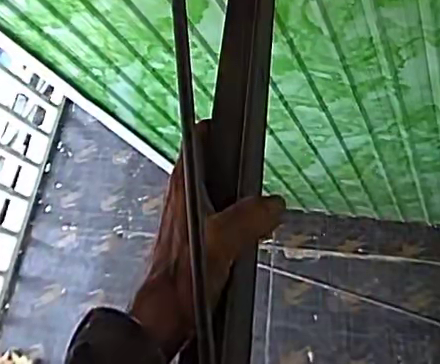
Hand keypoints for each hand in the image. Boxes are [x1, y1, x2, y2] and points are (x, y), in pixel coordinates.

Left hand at [127, 127, 285, 357]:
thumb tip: (274, 203)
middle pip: (210, 161)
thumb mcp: (223, 238)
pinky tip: (242, 235)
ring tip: (253, 205)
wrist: (165, 314)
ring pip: (213, 189)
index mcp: (184, 180)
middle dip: (233, 165)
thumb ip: (251, 217)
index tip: (235, 124)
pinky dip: (230, 218)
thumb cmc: (181, 276)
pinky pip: (215, 214)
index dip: (216, 125)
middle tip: (253, 170)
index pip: (198, 135)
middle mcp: (181, 191)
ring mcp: (185, 213)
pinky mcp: (190, 235)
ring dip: (233, 195)